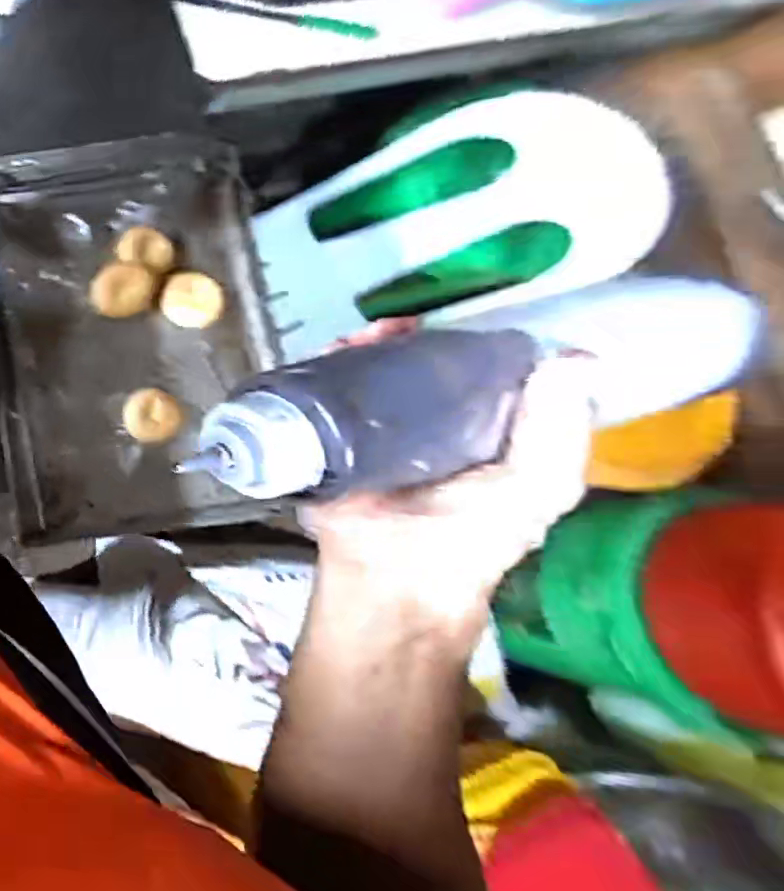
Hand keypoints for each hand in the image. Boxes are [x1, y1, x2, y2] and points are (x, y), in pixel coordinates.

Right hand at [300, 356, 594, 648]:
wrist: (389, 569)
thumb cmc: (471, 534)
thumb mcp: (538, 484)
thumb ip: (556, 430)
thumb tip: (574, 357)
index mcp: (474, 432)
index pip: (466, 373)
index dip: (458, 342)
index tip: (444, 321)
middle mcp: (419, 426)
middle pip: (406, 368)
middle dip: (397, 341)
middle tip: (387, 328)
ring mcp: (366, 433)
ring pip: (360, 378)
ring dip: (356, 353)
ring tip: (352, 340)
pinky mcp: (323, 442)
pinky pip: (319, 401)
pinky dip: (317, 376)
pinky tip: (319, 360)